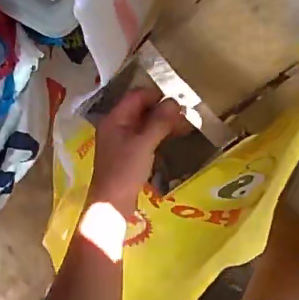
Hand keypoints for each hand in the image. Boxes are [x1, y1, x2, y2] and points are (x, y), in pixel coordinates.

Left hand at [89, 88, 187, 204]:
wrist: (112, 204)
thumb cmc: (125, 171)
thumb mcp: (144, 143)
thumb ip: (159, 121)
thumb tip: (174, 102)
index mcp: (114, 119)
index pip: (136, 96)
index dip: (157, 95)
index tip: (178, 100)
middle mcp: (116, 126)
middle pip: (141, 109)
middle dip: (163, 110)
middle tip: (186, 114)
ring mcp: (121, 141)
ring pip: (145, 124)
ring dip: (163, 123)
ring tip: (185, 125)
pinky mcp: (128, 155)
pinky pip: (145, 138)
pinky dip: (159, 135)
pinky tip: (174, 138)